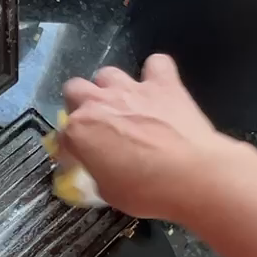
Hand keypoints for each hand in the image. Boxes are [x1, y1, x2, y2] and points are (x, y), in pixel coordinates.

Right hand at [60, 54, 254, 225]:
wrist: (194, 177)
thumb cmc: (148, 192)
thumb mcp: (109, 192)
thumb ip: (97, 174)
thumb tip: (100, 171)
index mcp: (79, 132)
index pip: (63, 137)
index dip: (70, 150)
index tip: (79, 161)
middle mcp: (99, 103)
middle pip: (74, 90)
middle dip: (80, 105)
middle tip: (95, 124)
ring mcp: (131, 90)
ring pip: (107, 74)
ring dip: (111, 88)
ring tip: (124, 105)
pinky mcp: (164, 84)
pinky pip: (156, 64)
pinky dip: (155, 73)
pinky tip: (159, 88)